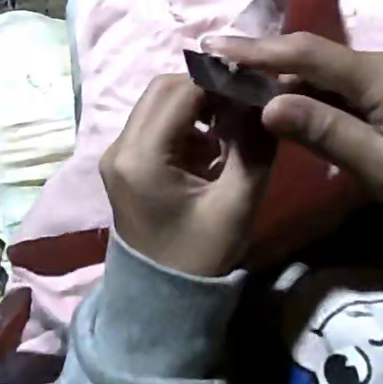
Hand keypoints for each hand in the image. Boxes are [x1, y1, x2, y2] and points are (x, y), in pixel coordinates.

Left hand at [100, 75, 276, 275]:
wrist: (161, 301)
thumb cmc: (199, 257)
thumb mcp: (236, 205)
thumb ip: (253, 148)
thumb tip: (265, 102)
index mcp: (141, 158)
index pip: (182, 91)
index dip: (220, 83)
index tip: (254, 91)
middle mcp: (120, 147)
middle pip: (164, 88)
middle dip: (207, 89)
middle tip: (243, 108)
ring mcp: (117, 154)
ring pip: (158, 102)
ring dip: (196, 104)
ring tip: (231, 128)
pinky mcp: (124, 161)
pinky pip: (155, 122)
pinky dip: (186, 122)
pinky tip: (211, 146)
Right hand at [203, 35, 382, 229]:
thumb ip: (328, 133)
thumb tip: (269, 107)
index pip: (309, 54)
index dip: (259, 51)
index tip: (214, 48)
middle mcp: (379, 64)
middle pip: (308, 56)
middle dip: (258, 60)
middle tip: (209, 66)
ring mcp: (380, 75)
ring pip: (316, 69)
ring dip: (274, 76)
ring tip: (228, 83)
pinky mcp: (379, 91)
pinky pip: (329, 84)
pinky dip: (297, 91)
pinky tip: (270, 101)